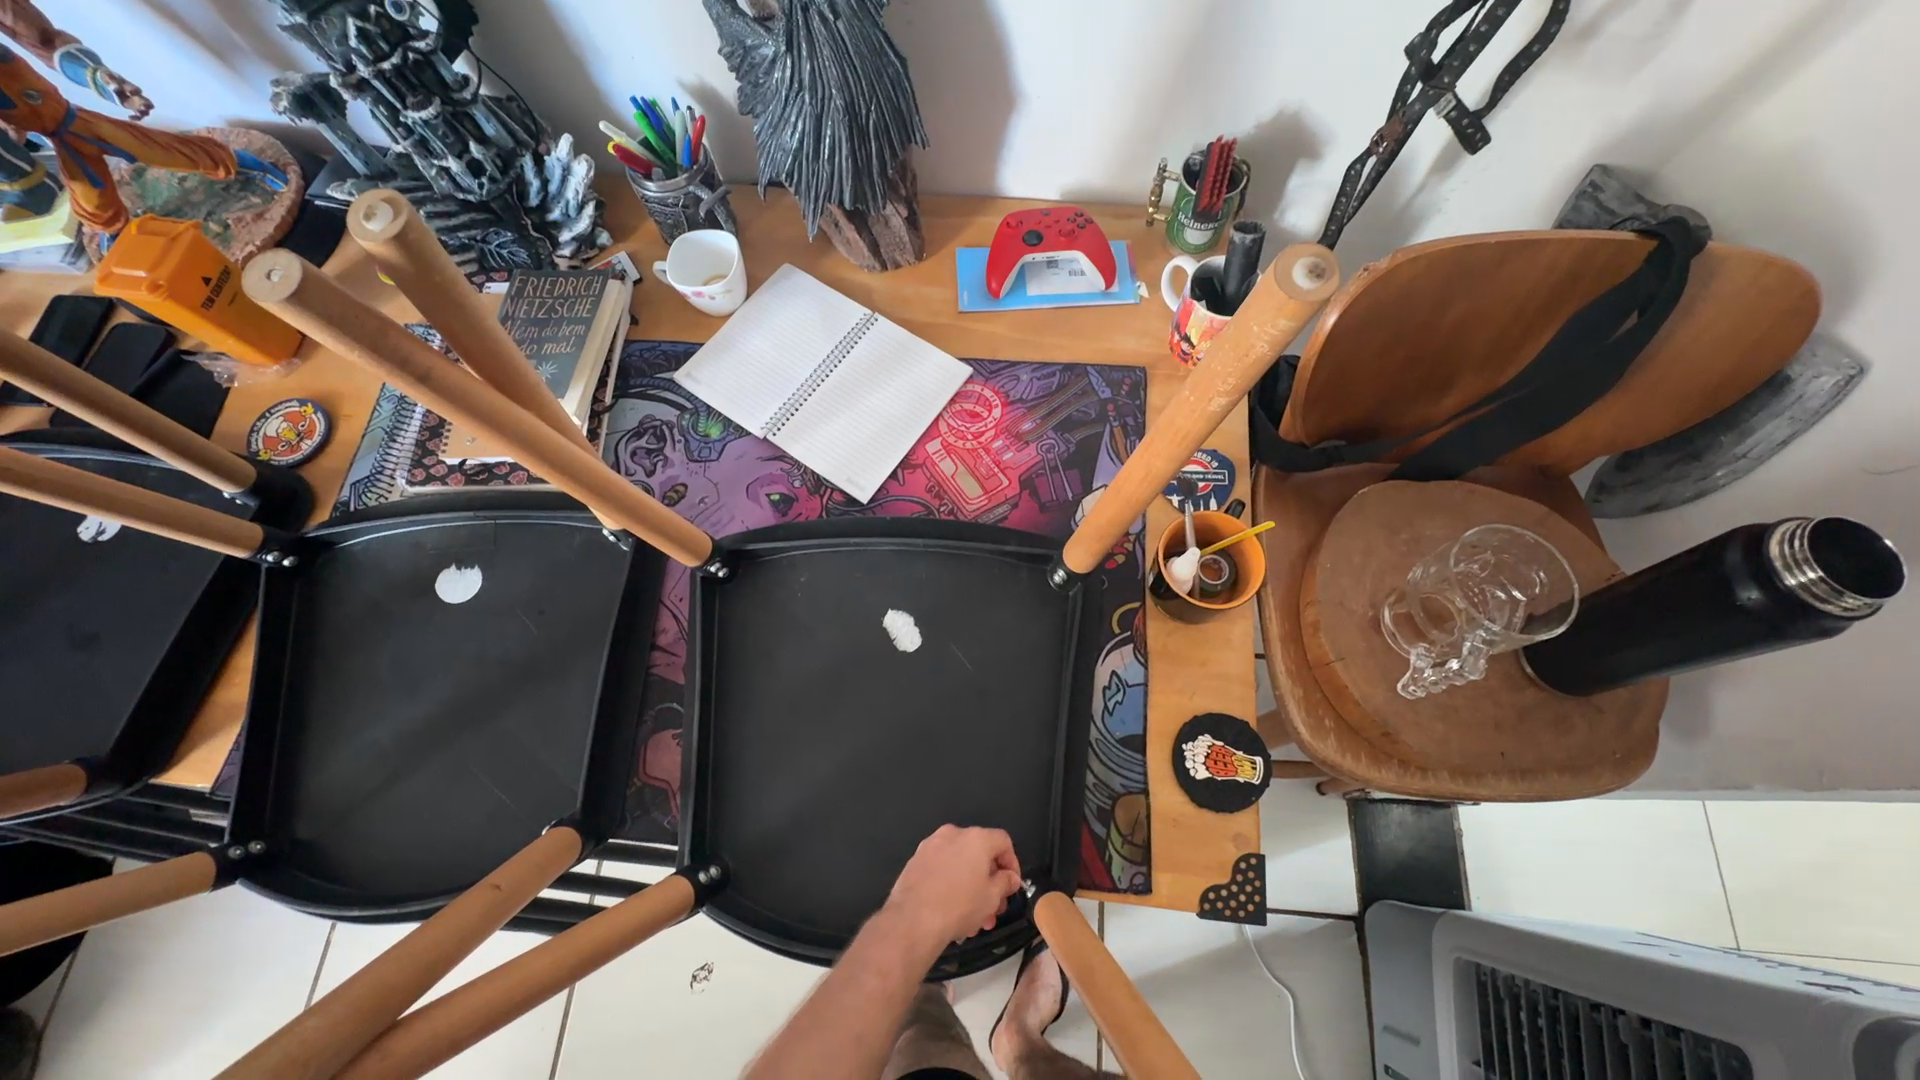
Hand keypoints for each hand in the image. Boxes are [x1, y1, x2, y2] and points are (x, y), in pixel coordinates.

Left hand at [102, 72, 151, 120]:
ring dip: (143, 112)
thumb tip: (108, 76)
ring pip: (145, 109)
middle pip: (145, 101)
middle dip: (145, 104)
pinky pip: (139, 115)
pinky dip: (137, 117)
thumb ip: (108, 77)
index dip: (134, 90)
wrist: (108, 83)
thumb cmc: (107, 78)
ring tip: (138, 114)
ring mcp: (136, 102)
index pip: (135, 89)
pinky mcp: (133, 108)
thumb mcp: (106, 75)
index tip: (130, 92)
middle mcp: (136, 95)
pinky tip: (130, 118)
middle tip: (144, 106)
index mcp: (130, 86)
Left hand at [885, 825, 1022, 947]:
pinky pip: (941, 869)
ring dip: (971, 887)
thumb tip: (1009, 877)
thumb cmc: (959, 905)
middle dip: (990, 882)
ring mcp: (930, 846)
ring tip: (974, 918)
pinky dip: (951, 884)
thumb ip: (1005, 883)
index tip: (1011, 886)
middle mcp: (952, 834)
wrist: (912, 919)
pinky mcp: (915, 861)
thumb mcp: (992, 898)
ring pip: (960, 864)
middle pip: (980, 853)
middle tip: (994, 908)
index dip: (1012, 864)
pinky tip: (952, 911)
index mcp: (976, 838)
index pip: (1003, 841)